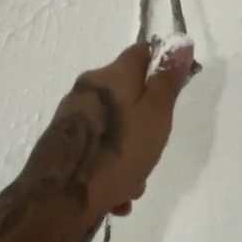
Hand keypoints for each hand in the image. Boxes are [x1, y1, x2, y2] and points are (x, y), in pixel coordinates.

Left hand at [21, 39, 196, 220]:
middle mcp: (88, 90)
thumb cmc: (117, 152)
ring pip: (115, 130)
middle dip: (147, 127)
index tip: (174, 91)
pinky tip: (115, 197)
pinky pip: (98, 151)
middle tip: (154, 151)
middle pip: (129, 98)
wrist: (61, 198)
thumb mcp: (155, 115)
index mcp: (111, 76)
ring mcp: (73, 118)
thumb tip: (180, 43)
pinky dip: (111, 171)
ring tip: (132, 185)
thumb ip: (167, 81)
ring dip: (130, 158)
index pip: (142, 53)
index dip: (162, 67)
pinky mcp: (63, 145)